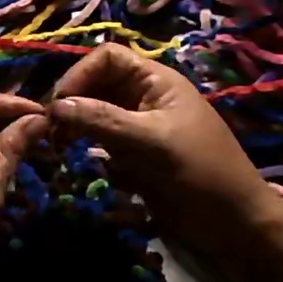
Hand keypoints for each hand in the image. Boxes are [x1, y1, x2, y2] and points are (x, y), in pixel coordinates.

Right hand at [49, 45, 280, 246]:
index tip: (57, 106)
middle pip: (95, 83)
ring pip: (93, 112)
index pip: (106, 58)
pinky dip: (84, 144)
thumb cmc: (200, 172)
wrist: (232, 223)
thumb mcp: (150, 142)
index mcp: (156, 80)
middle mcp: (143, 96)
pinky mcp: (132, 152)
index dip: (78, 75)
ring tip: (58, 145)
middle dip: (72, 102)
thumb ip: (102, 120)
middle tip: (51, 131)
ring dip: (74, 125)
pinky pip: (99, 138)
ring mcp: (136, 125)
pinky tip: (74, 157)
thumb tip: (54, 106)